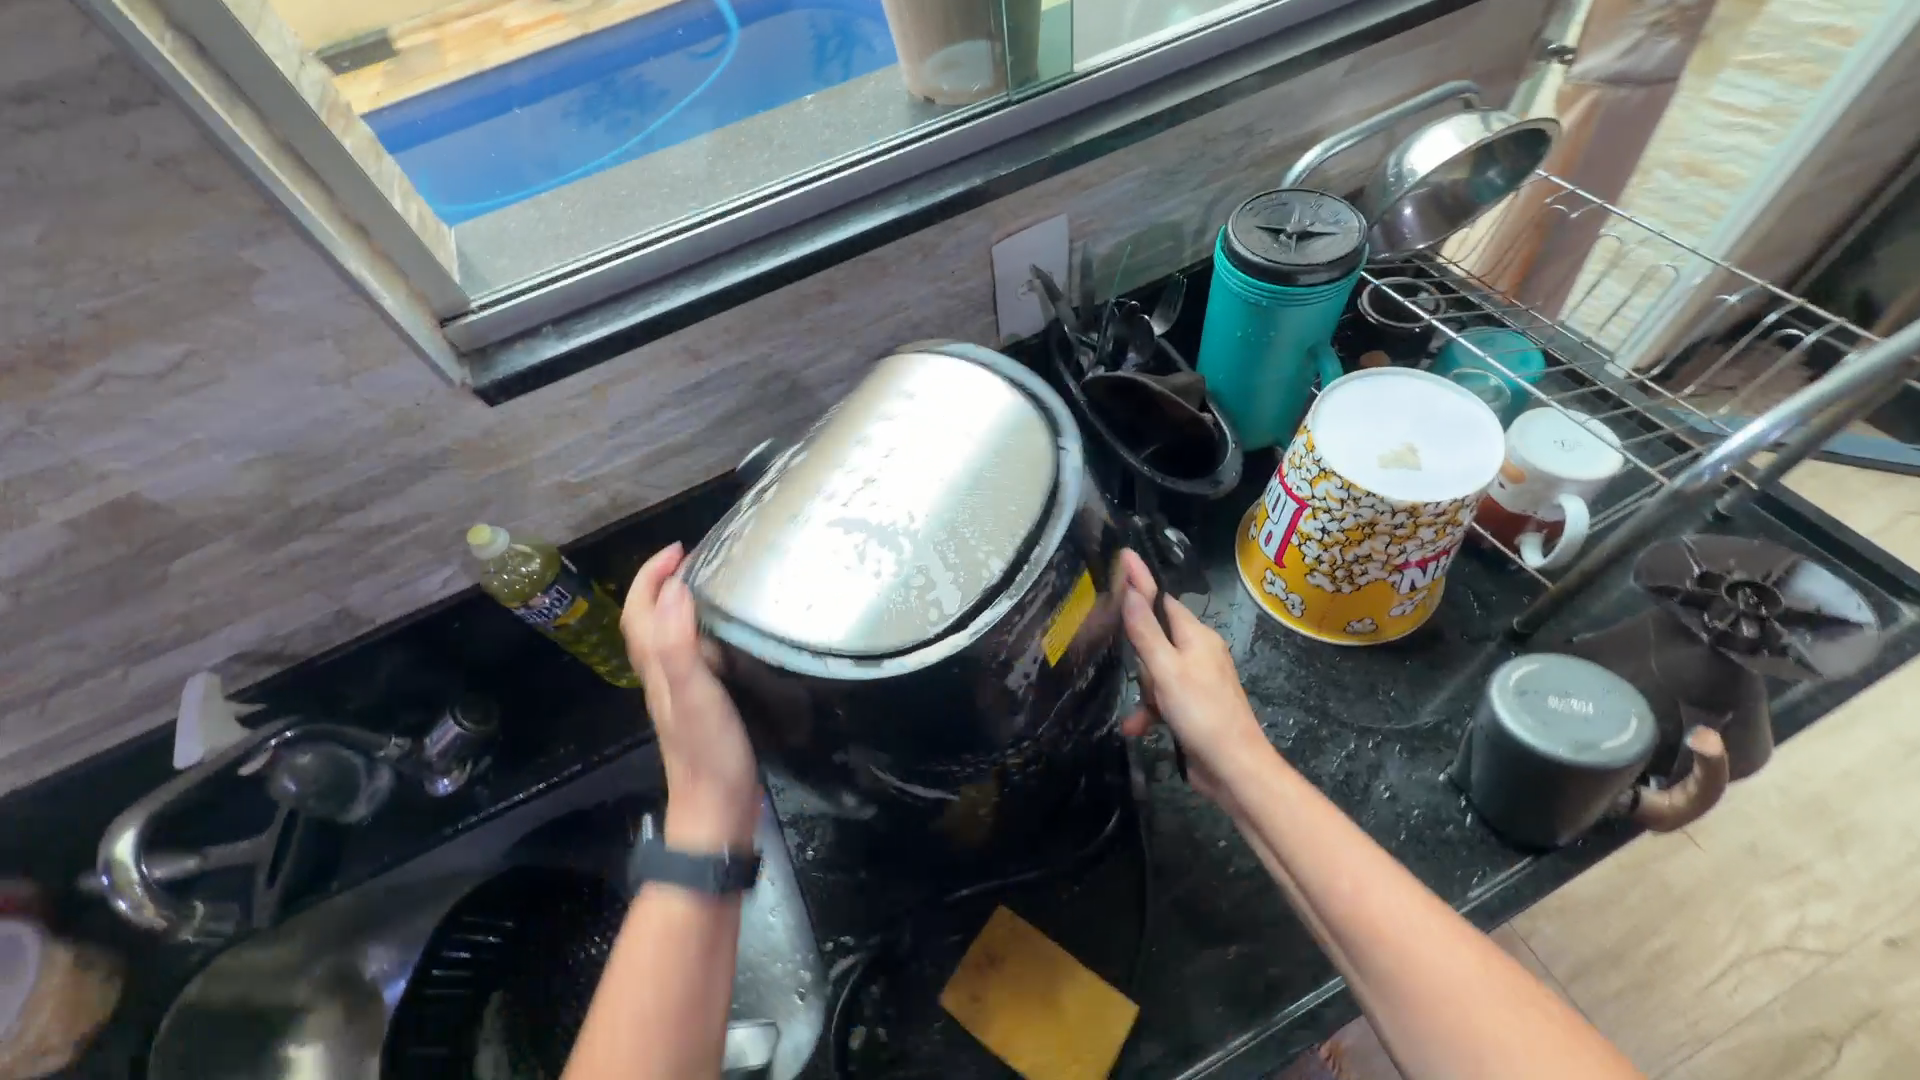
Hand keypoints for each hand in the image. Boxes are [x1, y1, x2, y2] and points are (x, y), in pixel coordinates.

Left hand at [623, 544, 758, 849]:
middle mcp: (662, 676)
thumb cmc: (708, 752)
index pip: (640, 612)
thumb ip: (679, 646)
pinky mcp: (701, 704)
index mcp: (657, 669)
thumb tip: (674, 590)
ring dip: (679, 605)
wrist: (717, 809)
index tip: (680, 549)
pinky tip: (726, 635)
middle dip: (662, 583)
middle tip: (697, 561)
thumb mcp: (695, 696)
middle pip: (648, 620)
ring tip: (711, 585)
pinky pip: (691, 654)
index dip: (651, 576)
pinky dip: (699, 632)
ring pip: (668, 636)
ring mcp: (680, 691)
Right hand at [1116, 549, 1269, 807]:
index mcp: (1197, 637)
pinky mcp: (1192, 707)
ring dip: (1145, 692)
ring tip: (1147, 711)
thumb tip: (1131, 589)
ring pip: (1155, 672)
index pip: (1163, 600)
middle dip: (1140, 659)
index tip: (1122, 557)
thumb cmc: (1202, 713)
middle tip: (1143, 677)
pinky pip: (1162, 699)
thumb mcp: (1166, 670)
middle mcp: (1199, 653)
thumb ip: (1145, 631)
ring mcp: (1197, 681)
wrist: (1234, 769)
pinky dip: (1149, 712)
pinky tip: (1137, 729)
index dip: (1140, 583)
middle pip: (1155, 638)